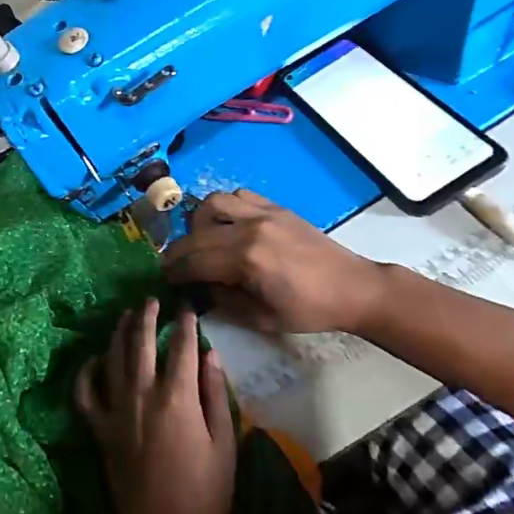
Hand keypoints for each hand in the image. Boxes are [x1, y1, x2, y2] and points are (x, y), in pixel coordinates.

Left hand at [76, 300, 235, 513]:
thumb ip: (215, 394)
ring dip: (120, 333)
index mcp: (177, 399)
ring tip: (128, 315)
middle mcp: (142, 397)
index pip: (182, 347)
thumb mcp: (225, 443)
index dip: (186, 324)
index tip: (188, 308)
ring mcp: (116, 414)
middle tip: (153, 300)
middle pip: (141, 343)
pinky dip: (87, 373)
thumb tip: (211, 354)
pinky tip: (95, 358)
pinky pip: (85, 396)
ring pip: (113, 360)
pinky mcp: (100, 433)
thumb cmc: (206, 495)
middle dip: (147, 317)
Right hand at [162, 189, 398, 334]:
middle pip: (197, 231)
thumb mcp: (261, 317)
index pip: (195, 261)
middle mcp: (250, 227)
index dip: (174, 272)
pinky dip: (225, 208)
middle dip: (178, 250)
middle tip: (172, 265)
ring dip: (200, 222)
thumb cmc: (308, 310)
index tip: (162, 279)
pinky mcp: (276, 206)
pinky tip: (228, 227)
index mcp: (246, 258)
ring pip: (214, 202)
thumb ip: (223, 300)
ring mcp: (263, 212)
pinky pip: (239, 196)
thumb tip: (198, 287)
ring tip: (202, 241)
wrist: (351, 286)